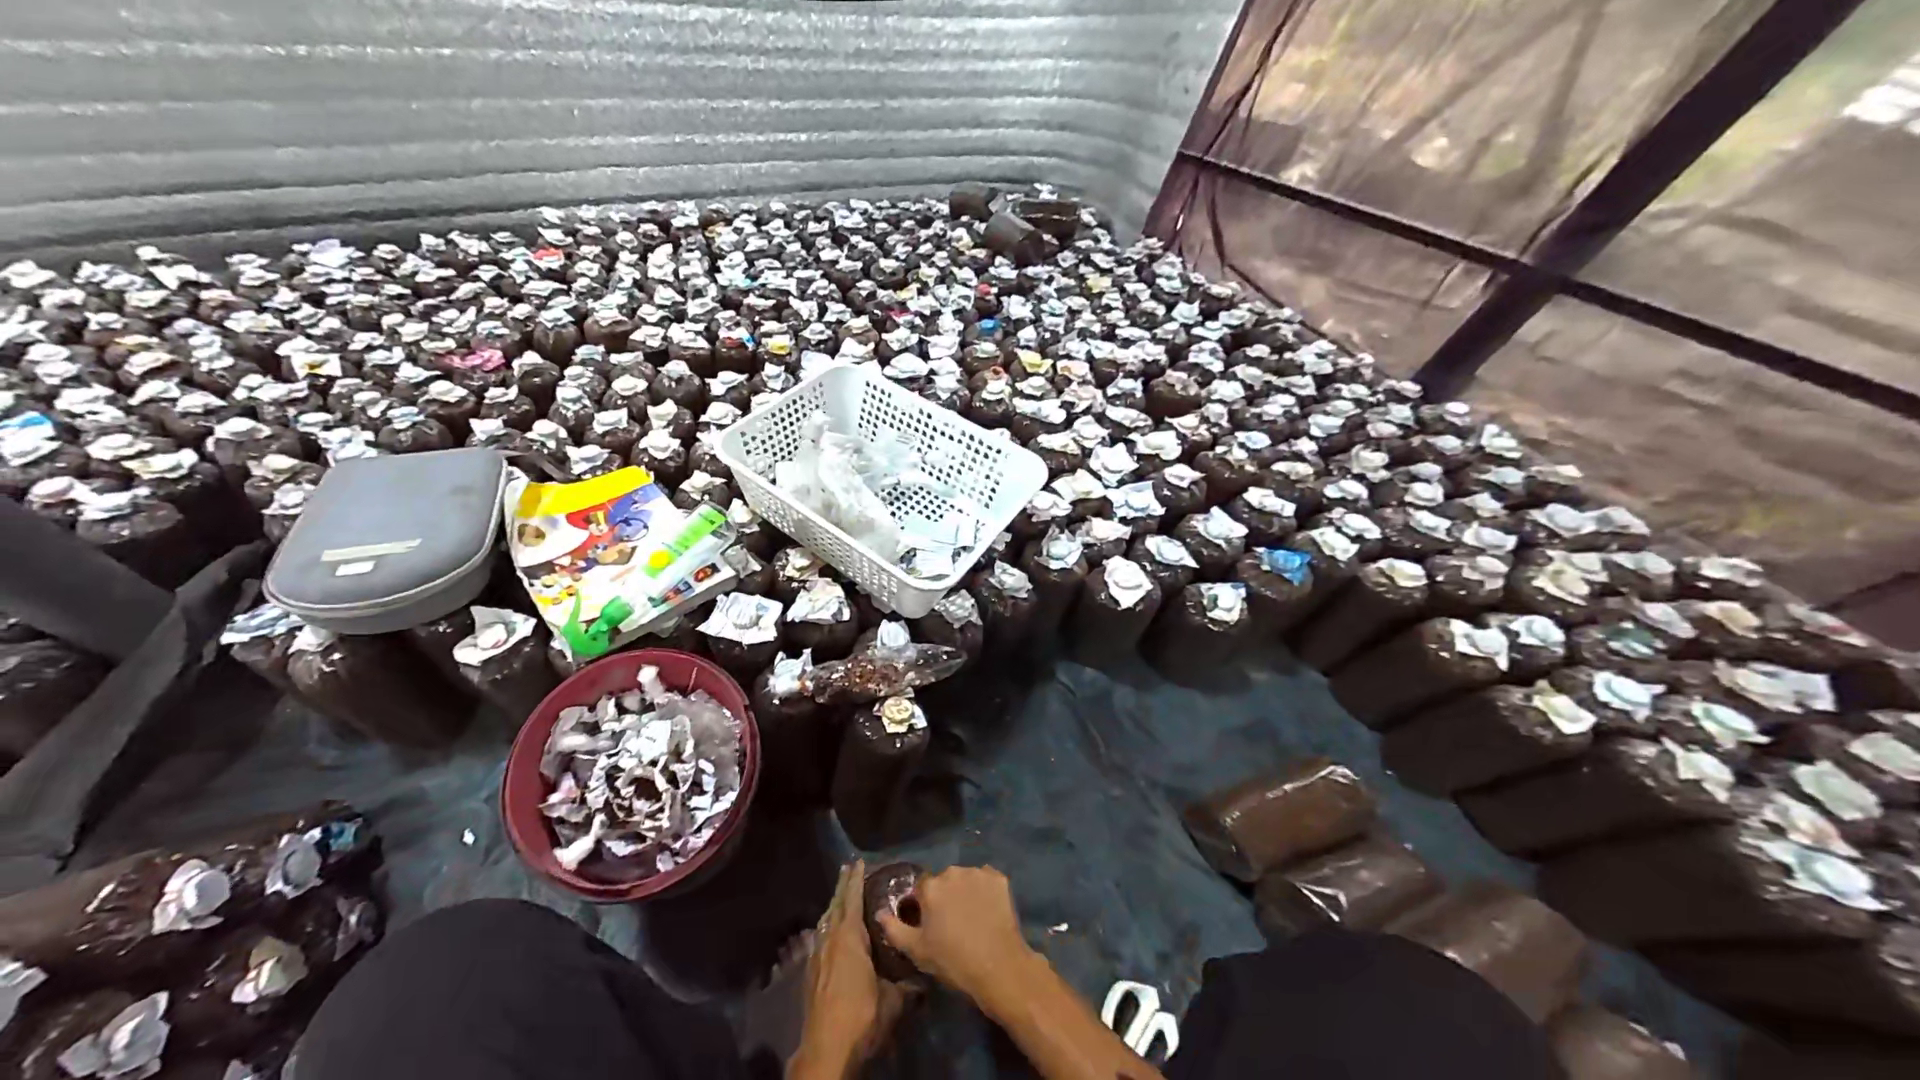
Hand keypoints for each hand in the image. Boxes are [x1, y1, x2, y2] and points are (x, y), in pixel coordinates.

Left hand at [790, 860, 911, 1079]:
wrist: (826, 1048)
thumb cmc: (862, 1015)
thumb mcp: (892, 1000)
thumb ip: (907, 985)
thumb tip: (925, 977)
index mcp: (849, 938)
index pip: (853, 900)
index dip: (856, 880)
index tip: (859, 862)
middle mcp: (830, 940)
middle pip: (835, 905)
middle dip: (842, 886)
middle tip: (848, 869)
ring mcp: (817, 956)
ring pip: (825, 922)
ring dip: (833, 906)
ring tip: (840, 896)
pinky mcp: (810, 973)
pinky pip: (819, 938)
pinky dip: (827, 926)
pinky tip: (829, 932)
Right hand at [875, 865, 1036, 1005]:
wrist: (998, 966)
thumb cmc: (952, 961)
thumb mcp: (917, 950)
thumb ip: (894, 929)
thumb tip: (879, 913)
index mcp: (930, 887)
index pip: (921, 888)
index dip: (925, 904)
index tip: (931, 922)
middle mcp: (952, 872)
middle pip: (944, 880)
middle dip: (945, 895)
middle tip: (952, 921)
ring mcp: (978, 873)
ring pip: (966, 878)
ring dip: (965, 891)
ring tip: (972, 917)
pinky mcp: (1000, 878)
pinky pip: (987, 879)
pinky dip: (985, 890)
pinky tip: (988, 910)